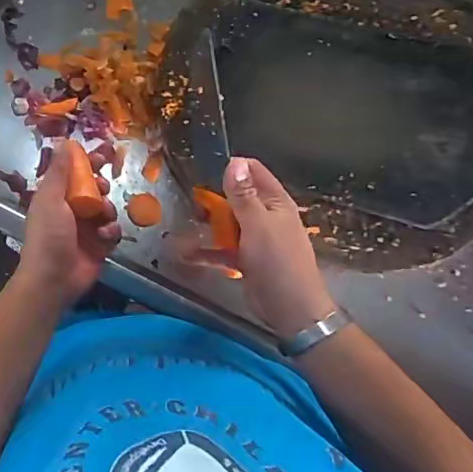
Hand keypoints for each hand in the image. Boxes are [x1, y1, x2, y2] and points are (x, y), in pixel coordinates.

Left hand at [16, 153, 120, 304]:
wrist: (54, 278)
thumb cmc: (48, 235)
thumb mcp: (51, 198)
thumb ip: (60, 170)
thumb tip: (64, 141)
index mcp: (54, 195)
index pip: (73, 172)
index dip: (86, 162)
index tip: (101, 156)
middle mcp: (70, 208)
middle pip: (93, 188)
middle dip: (100, 186)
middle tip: (102, 188)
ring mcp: (85, 227)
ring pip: (106, 208)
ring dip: (107, 210)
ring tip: (102, 217)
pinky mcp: (99, 245)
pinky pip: (113, 230)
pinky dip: (111, 232)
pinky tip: (105, 238)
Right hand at [181, 157, 336, 337]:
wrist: (290, 310)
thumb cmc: (277, 262)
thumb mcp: (257, 224)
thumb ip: (243, 195)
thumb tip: (234, 161)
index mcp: (275, 203)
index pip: (253, 172)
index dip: (232, 168)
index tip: (205, 172)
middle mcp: (266, 216)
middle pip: (235, 197)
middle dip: (212, 199)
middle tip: (191, 203)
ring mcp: (255, 237)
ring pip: (226, 222)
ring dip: (207, 224)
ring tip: (182, 226)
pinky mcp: (246, 257)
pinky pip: (222, 247)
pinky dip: (207, 249)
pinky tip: (187, 253)